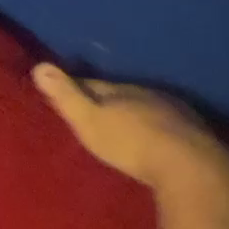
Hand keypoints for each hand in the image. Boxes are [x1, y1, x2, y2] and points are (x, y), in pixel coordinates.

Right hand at [32, 63, 228, 193]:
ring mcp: (171, 109)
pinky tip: (145, 135)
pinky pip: (161, 120)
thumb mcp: (88, 120)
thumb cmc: (127, 142)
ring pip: (141, 105)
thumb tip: (39, 66)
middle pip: (117, 93)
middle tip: (85, 109)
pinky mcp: (188, 128)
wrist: (185, 162)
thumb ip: (66, 96)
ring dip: (128, 111)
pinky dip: (148, 125)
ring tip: (115, 123)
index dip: (73, 86)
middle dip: (102, 99)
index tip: (58, 89)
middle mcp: (146, 93)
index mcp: (119, 90)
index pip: (89, 83)